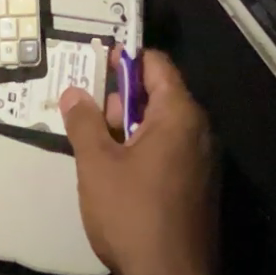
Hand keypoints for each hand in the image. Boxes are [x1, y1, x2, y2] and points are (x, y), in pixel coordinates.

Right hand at [60, 49, 217, 274]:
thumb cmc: (134, 215)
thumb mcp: (97, 164)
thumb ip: (83, 122)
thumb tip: (73, 92)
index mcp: (180, 115)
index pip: (157, 64)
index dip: (127, 59)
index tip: (99, 63)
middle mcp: (198, 131)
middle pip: (159, 95)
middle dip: (122, 101)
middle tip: (91, 118)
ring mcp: (202, 163)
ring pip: (162, 127)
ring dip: (129, 130)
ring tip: (98, 151)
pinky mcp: (199, 190)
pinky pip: (170, 152)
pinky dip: (144, 152)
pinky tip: (119, 176)